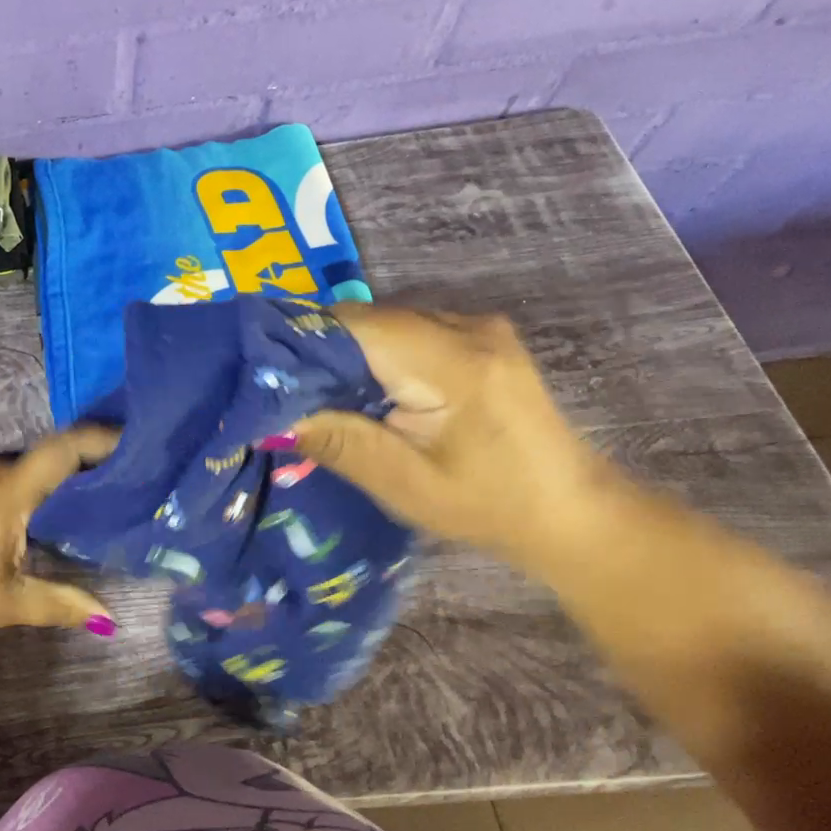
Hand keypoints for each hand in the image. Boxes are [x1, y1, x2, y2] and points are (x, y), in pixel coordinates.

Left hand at [0, 426, 119, 639]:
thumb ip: (61, 604)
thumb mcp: (6, 602)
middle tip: (105, 493)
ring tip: (61, 514)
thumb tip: (109, 618)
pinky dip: (8, 490)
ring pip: (11, 470)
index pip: (65, 449)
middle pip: (40, 459)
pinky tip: (7, 523)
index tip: (131, 443)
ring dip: (37, 485)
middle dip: (74, 471)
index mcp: (8, 490)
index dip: (101, 440)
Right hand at [292, 306, 622, 564]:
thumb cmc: (488, 506)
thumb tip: (272, 415)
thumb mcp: (403, 484)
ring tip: (315, 397)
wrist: (569, 511)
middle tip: (280, 393)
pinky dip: (372, 356)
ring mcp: (477, 327)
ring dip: (344, 354)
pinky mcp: (478, 337)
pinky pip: (405, 332)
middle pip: (366, 319)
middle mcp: (468, 327)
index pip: (355, 325)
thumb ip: (338, 441)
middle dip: (319, 351)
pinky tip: (361, 393)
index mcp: (453, 363)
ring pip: (382, 322)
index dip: (301, 342)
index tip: (260, 373)